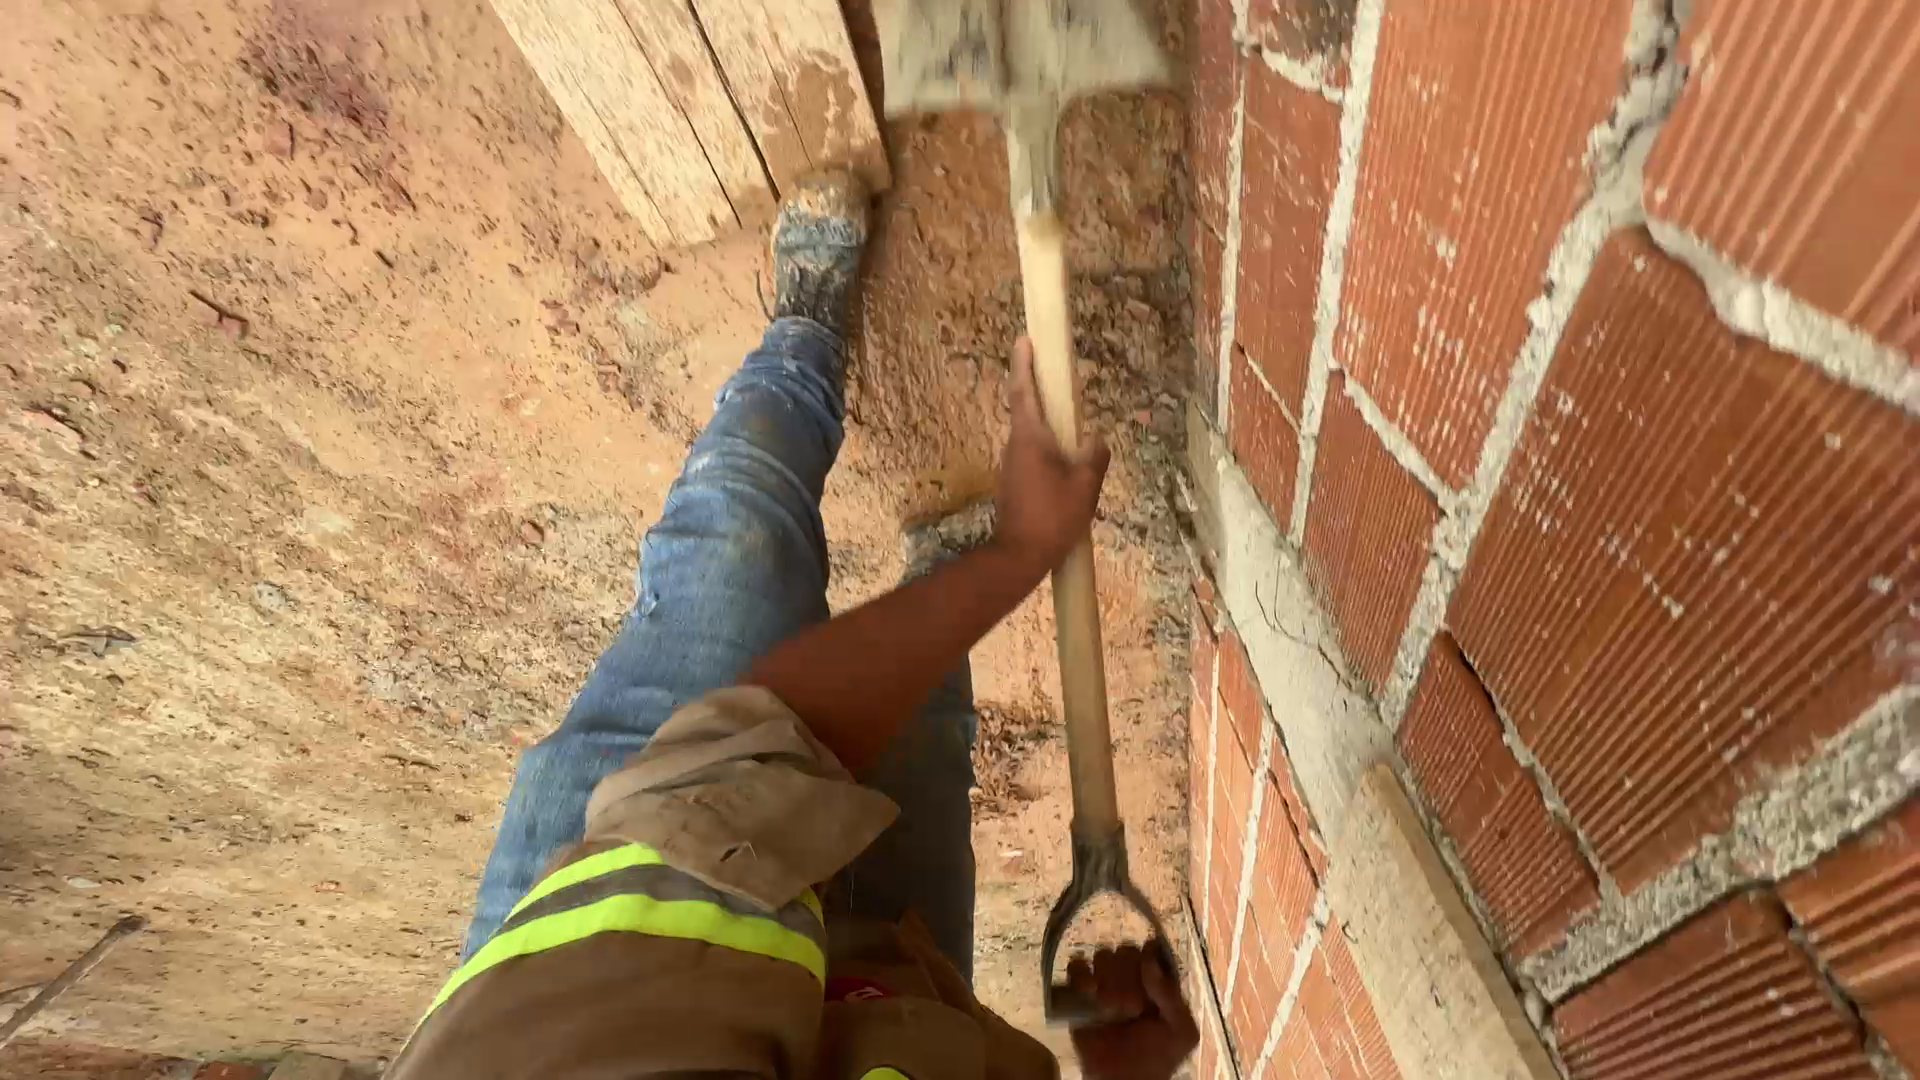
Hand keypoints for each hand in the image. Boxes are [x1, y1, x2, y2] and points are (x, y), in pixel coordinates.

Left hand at [992, 337, 1110, 572]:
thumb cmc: (1052, 516)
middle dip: (1038, 389)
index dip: (1023, 363)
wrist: (1020, 555)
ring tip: (1070, 422)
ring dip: (1046, 423)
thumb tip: (1096, 440)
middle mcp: (1014, 446)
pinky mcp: (1013, 483)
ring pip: (1030, 435)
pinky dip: (1046, 448)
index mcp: (1029, 438)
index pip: (1024, 391)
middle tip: (1053, 372)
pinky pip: (1032, 455)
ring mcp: (1011, 465)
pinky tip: (1064, 461)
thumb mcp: (1085, 485)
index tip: (1023, 339)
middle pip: (1026, 409)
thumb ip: (1094, 457)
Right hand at [1067, 944, 1198, 1079]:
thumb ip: (1170, 995)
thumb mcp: (1181, 1032)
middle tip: (1132, 1008)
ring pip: (1103, 955)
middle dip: (1129, 979)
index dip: (1149, 962)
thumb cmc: (1156, 1057)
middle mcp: (1130, 973)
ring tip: (1111, 1010)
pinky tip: (1090, 995)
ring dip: (1108, 982)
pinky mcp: (1078, 988)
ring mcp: (1103, 978)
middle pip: (1126, 951)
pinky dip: (1081, 976)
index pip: (1150, 949)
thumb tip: (1148, 959)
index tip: (1148, 981)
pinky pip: (1076, 965)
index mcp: (1155, 978)